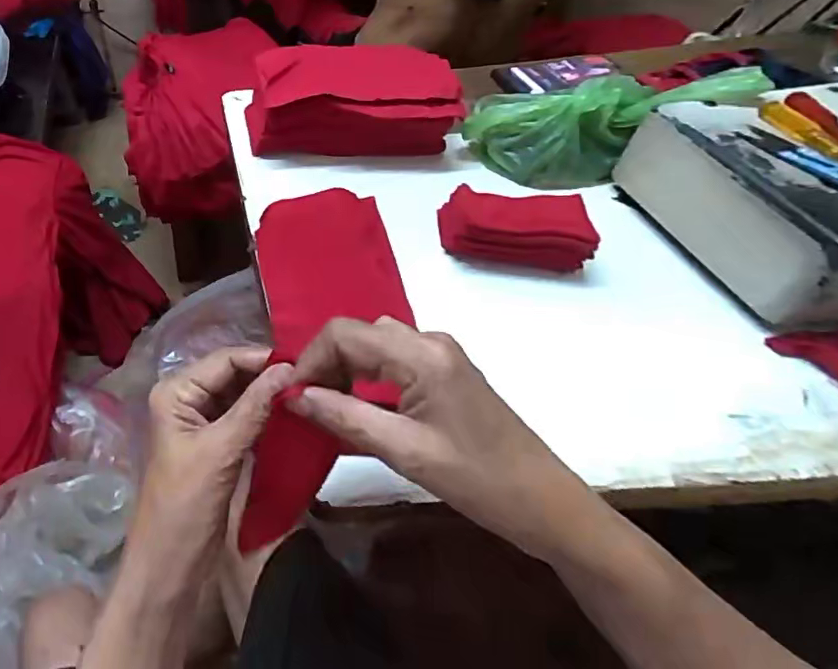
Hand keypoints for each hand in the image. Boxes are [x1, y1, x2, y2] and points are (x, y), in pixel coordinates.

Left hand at [139, 348, 293, 544]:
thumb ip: (254, 407)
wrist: (170, 568)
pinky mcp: (216, 442)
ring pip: (241, 393)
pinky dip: (265, 413)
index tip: (302, 363)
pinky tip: (291, 412)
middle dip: (267, 373)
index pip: (225, 358)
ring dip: (269, 393)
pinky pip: (243, 415)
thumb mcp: (221, 452)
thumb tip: (288, 368)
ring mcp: (201, 420)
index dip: (262, 358)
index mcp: (175, 391)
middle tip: (308, 376)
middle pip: (233, 372)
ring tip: (306, 390)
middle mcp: (186, 397)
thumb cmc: (186, 506)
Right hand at [286, 317, 582, 559]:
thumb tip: (294, 395)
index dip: (311, 359)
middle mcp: (429, 341)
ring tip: (324, 412)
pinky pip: (393, 363)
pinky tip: (356, 412)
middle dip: (326, 365)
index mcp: (421, 353)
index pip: (345, 332)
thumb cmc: (479, 480)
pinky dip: (368, 382)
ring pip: (374, 347)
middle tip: (304, 408)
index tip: (291, 396)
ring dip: (345, 373)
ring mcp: (440, 355)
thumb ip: (346, 418)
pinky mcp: (445, 373)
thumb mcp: (406, 452)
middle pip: (359, 335)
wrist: (546, 503)